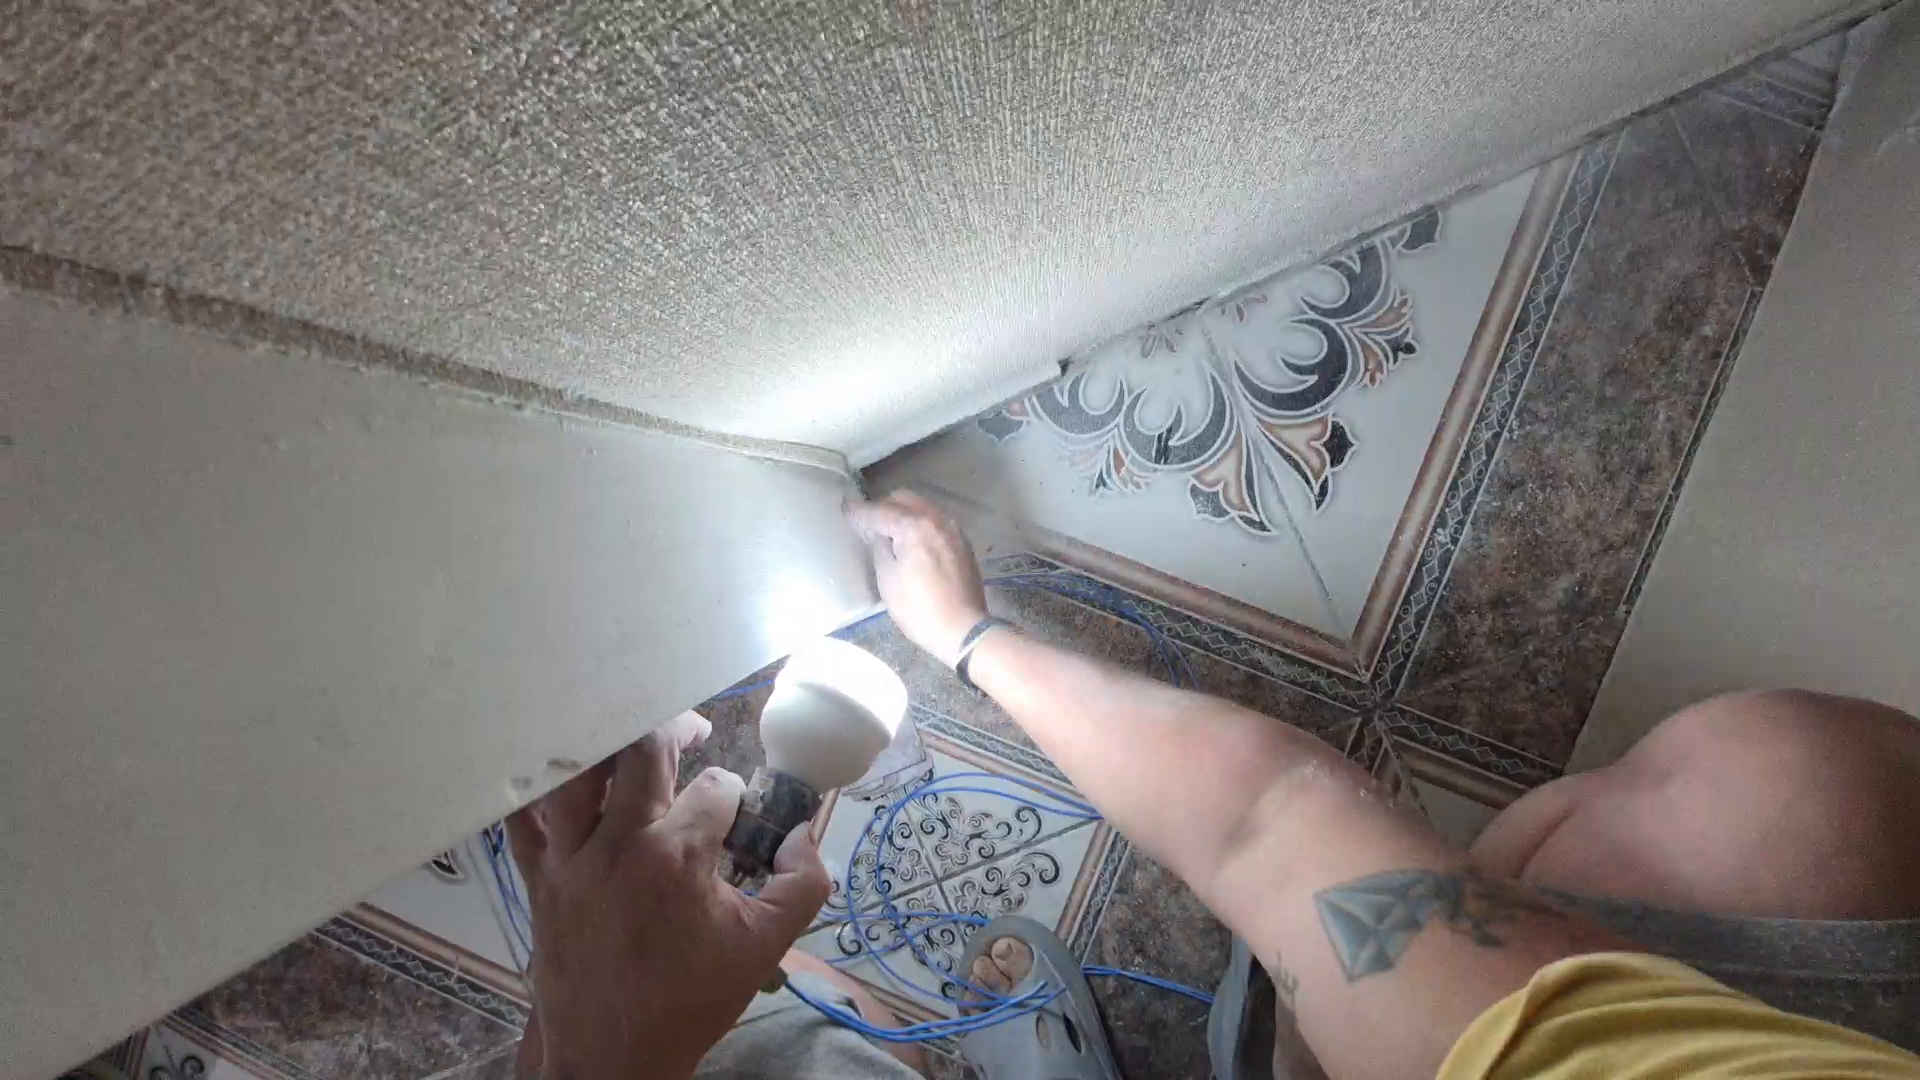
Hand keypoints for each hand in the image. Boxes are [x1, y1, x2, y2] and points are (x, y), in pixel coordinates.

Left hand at [504, 713, 829, 1079]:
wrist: (612, 1063)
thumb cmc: (692, 999)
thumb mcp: (767, 943)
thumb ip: (804, 881)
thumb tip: (801, 832)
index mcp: (676, 858)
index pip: (716, 787)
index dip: (736, 795)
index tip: (738, 820)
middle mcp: (618, 845)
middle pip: (643, 748)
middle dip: (679, 727)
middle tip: (697, 733)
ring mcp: (569, 861)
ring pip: (578, 770)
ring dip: (614, 747)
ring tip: (639, 748)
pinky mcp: (538, 880)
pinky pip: (524, 819)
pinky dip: (544, 792)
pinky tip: (574, 783)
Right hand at [845, 490, 990, 665]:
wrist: (962, 629)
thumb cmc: (918, 608)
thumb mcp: (888, 580)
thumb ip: (880, 547)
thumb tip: (878, 532)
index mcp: (914, 526)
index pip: (880, 511)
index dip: (859, 511)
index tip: (846, 509)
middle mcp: (936, 519)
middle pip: (904, 499)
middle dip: (884, 507)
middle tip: (869, 524)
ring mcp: (953, 529)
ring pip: (923, 507)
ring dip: (904, 514)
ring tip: (891, 533)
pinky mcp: (963, 542)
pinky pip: (936, 521)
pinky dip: (921, 523)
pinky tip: (913, 541)